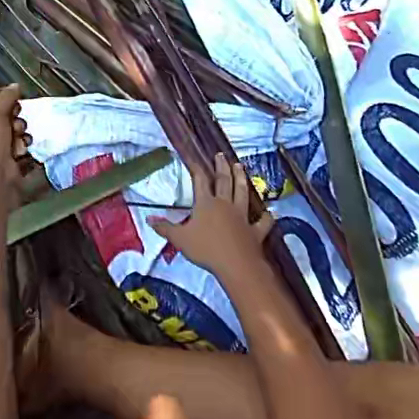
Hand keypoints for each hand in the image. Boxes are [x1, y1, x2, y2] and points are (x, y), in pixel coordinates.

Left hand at [0, 84, 28, 195]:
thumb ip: (6, 96)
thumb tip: (15, 86)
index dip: (1, 98)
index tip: (13, 98)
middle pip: (6, 113)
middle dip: (15, 116)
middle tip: (15, 120)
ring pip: (16, 128)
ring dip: (21, 132)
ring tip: (18, 138)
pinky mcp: (9, 157)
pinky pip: (21, 144)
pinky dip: (23, 146)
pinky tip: (21, 151)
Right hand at [149, 153, 277, 281]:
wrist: (235, 263)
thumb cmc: (205, 249)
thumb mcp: (179, 239)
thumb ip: (165, 228)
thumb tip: (148, 219)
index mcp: (206, 204)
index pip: (201, 181)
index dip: (197, 169)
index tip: (194, 159)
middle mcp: (225, 205)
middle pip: (224, 181)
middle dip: (221, 167)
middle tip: (221, 155)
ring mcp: (242, 216)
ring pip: (242, 193)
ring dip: (241, 179)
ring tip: (240, 167)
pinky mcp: (255, 230)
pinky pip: (263, 222)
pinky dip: (267, 217)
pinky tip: (270, 213)